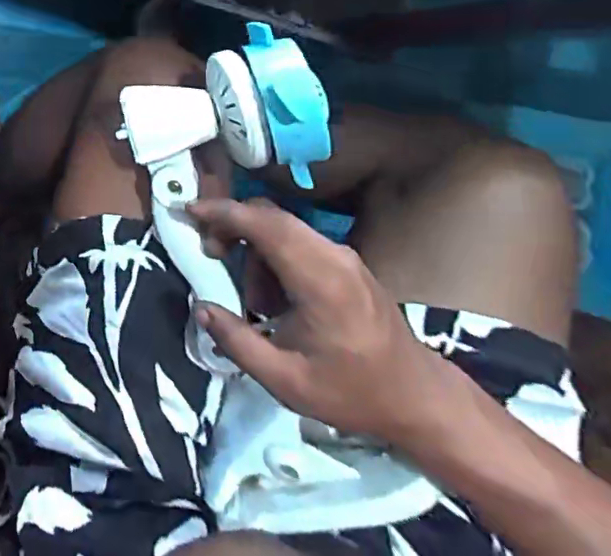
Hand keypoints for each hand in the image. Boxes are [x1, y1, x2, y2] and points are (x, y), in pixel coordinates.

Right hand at [188, 198, 460, 444]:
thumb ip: (238, 342)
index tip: (189, 210)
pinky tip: (275, 299)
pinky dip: (274, 256)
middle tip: (210, 254)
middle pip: (271, 217)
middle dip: (232, 225)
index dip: (223, 213)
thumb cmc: (354, 392)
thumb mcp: (287, 381)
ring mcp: (344, 257)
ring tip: (253, 300)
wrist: (420, 400)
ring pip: (283, 228)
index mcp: (320, 280)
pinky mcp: (347, 263)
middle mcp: (333, 256)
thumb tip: (201, 308)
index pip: (264, 225)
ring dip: (255, 249)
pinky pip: (299, 242)